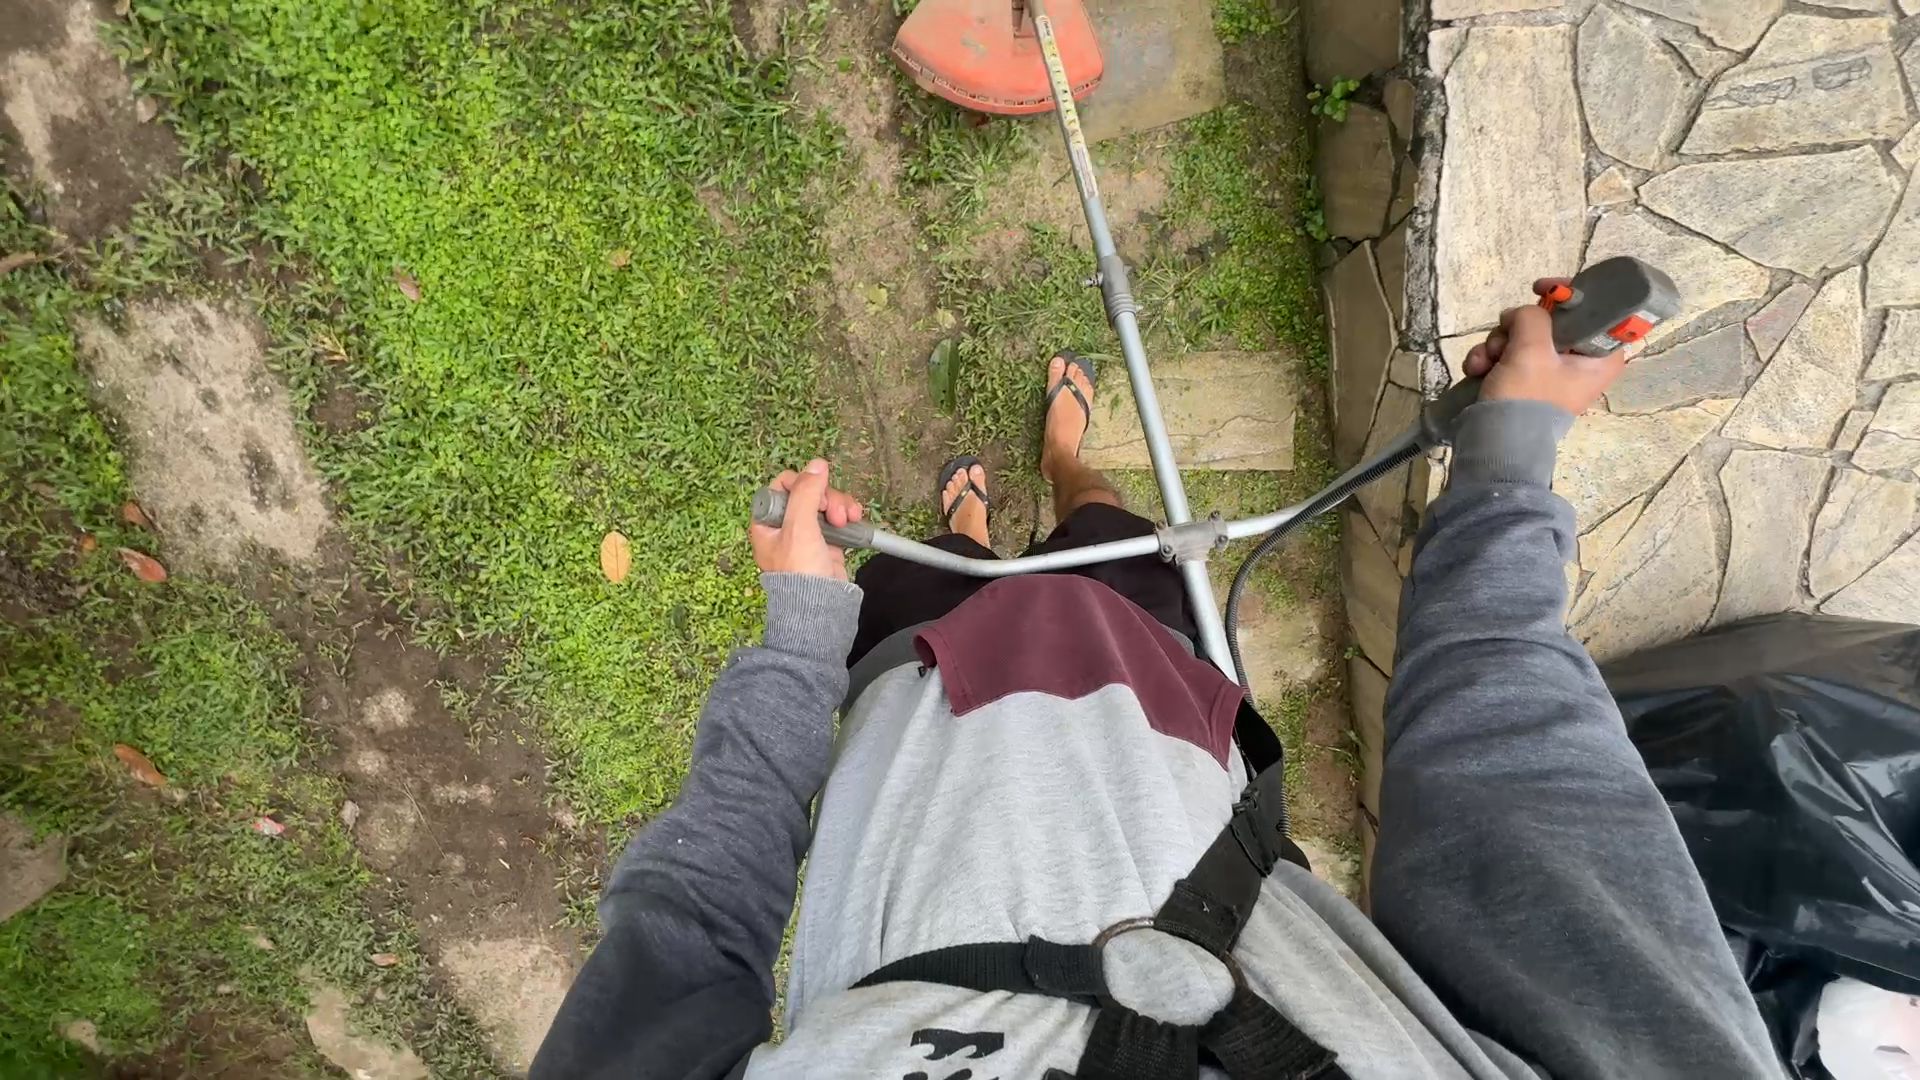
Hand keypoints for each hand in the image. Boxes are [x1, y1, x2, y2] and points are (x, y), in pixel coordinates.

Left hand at [749, 459, 863, 580]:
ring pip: (825, 503)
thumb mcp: (799, 527)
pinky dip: (847, 516)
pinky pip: (837, 517)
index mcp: (767, 520)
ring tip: (849, 519)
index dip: (803, 485)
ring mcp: (807, 533)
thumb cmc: (800, 572)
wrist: (820, 605)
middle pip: (809, 492)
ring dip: (840, 506)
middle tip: (836, 513)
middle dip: (828, 498)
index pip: (783, 485)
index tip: (816, 497)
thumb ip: (807, 493)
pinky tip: (855, 521)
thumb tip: (817, 464)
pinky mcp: (826, 540)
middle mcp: (785, 525)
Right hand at [1465, 279, 1628, 415]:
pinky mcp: (1520, 384)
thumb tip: (1521, 312)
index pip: (1596, 310)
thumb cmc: (1524, 398)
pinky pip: (1504, 358)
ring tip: (1483, 363)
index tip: (1540, 289)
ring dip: (1494, 345)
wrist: (1494, 444)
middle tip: (1502, 341)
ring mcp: (1546, 374)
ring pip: (1520, 340)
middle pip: (1548, 324)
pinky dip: (1486, 360)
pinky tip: (1475, 371)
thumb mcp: (1530, 351)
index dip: (1568, 295)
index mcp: (1600, 356)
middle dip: (1516, 329)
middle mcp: (1577, 363)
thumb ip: (1531, 319)